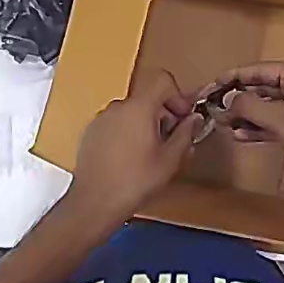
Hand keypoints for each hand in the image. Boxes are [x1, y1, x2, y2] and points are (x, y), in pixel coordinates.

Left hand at [66, 70, 202, 225]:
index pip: (162, 80)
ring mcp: (100, 119)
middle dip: (163, 115)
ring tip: (149, 153)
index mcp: (139, 108)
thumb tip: (194, 118)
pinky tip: (129, 158)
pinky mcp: (89, 132)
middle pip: (147, 98)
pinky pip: (115, 123)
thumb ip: (186, 133)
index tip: (182, 118)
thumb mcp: (170, 159)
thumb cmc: (136, 181)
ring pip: (131, 112)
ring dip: (145, 125)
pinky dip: (126, 133)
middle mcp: (117, 107)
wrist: (95, 202)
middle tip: (171, 141)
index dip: (177, 95)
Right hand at [213, 62, 283, 181]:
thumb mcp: (281, 121)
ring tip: (224, 124)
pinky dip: (261, 128)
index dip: (237, 76)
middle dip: (240, 98)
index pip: (263, 69)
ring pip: (271, 107)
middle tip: (216, 106)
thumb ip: (250, 108)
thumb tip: (229, 100)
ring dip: (248, 115)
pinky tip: (241, 136)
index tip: (215, 83)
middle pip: (265, 87)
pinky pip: (278, 122)